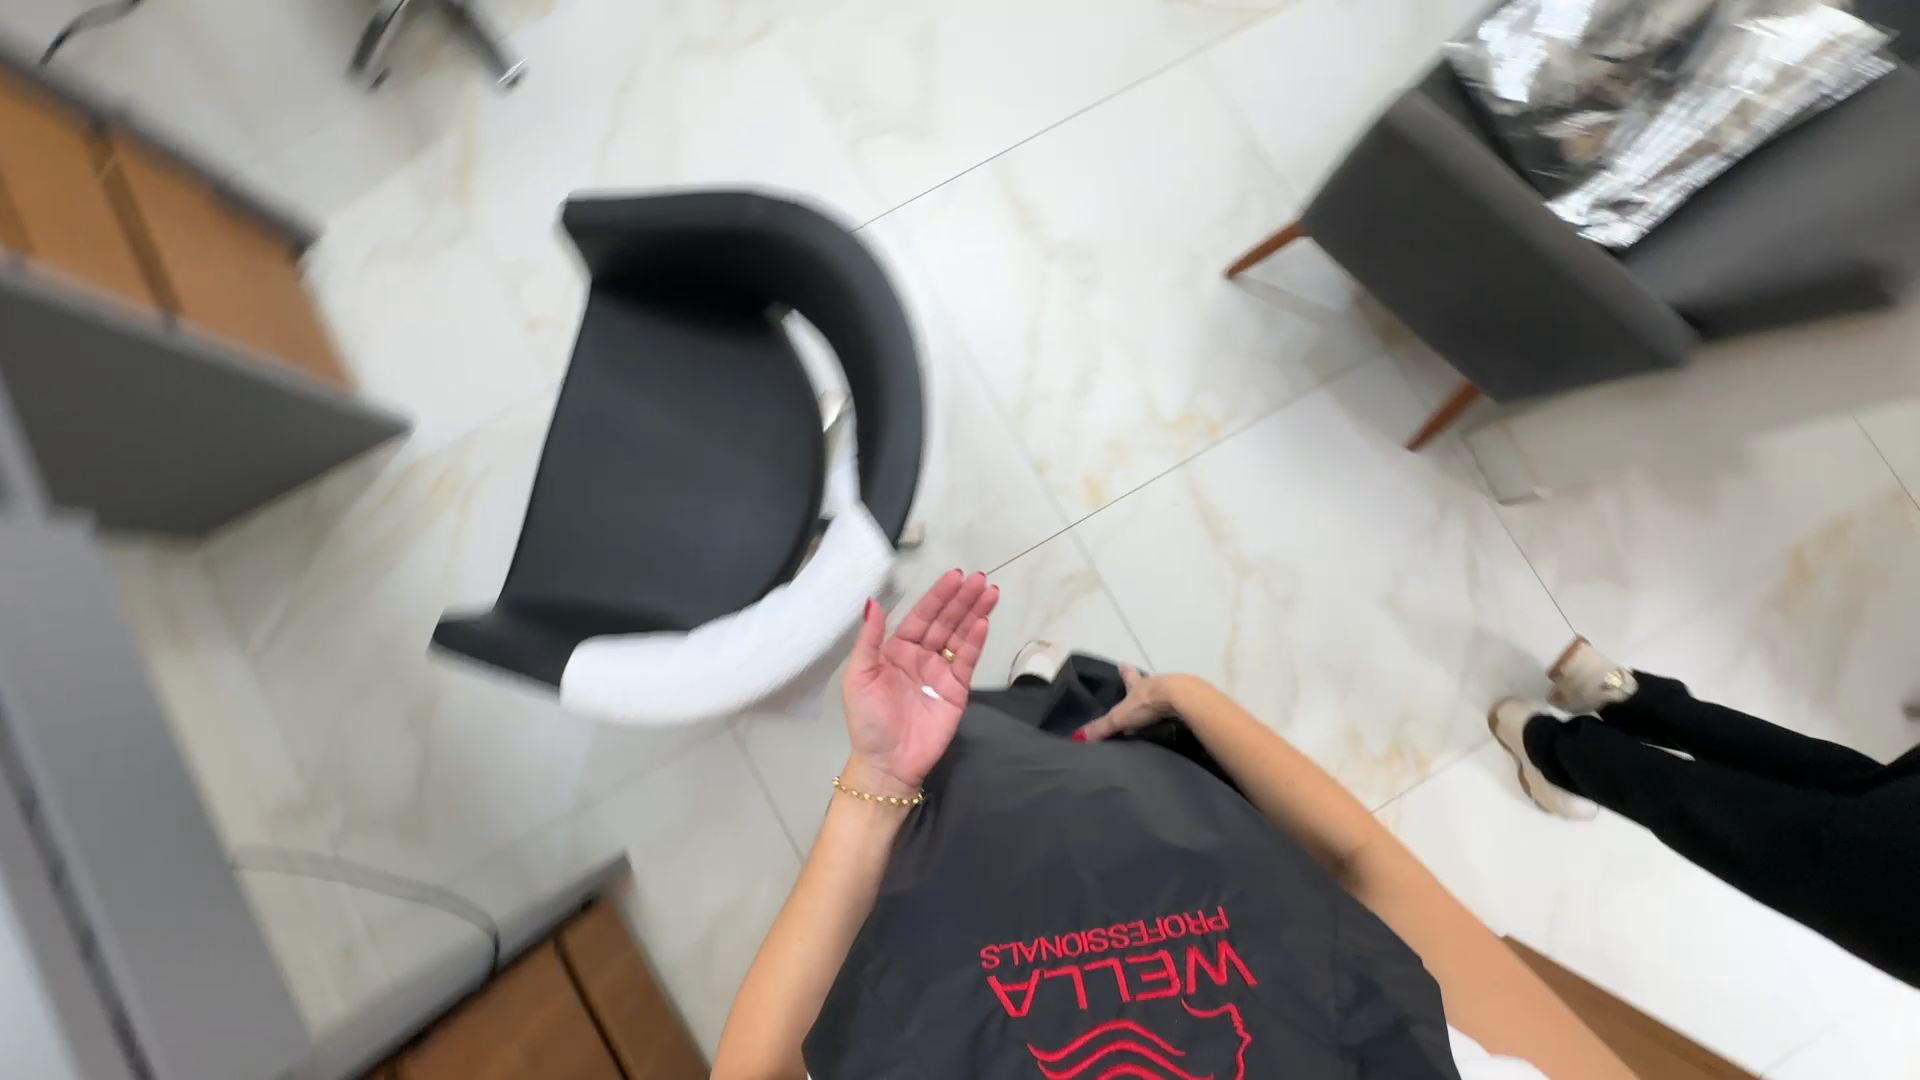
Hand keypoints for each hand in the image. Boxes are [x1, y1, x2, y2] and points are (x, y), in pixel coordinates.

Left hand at [841, 570, 998, 795]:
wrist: (887, 763)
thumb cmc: (868, 720)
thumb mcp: (858, 676)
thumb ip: (869, 640)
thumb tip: (873, 603)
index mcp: (896, 649)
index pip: (921, 615)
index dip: (938, 596)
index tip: (955, 576)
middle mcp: (921, 655)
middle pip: (945, 621)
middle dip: (962, 599)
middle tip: (980, 579)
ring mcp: (941, 672)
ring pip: (960, 635)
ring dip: (975, 613)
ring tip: (990, 593)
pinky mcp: (957, 689)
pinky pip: (967, 660)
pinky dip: (976, 641)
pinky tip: (984, 622)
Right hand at [1075, 664, 1191, 742]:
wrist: (1181, 698)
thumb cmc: (1147, 703)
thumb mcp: (1120, 718)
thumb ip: (1101, 728)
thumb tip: (1077, 737)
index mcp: (1137, 684)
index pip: (1128, 676)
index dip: (1124, 671)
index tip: (1123, 663)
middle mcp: (1155, 683)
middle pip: (1147, 683)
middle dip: (1144, 686)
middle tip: (1141, 691)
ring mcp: (1174, 690)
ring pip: (1164, 693)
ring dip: (1160, 700)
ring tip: (1157, 709)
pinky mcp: (1189, 700)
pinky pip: (1180, 706)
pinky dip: (1177, 711)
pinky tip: (1177, 719)